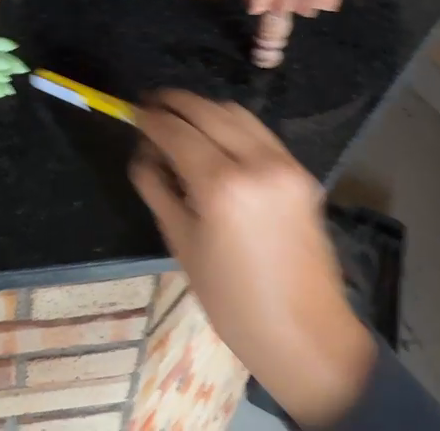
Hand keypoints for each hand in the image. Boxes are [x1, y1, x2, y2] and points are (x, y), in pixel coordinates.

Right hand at [131, 90, 375, 428]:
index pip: (175, 130)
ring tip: (179, 119)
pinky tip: (214, 139)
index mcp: (221, 185)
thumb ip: (157, 188)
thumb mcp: (181, 243)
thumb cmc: (232, 301)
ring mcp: (284, 165)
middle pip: (206, 109)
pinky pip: (258, 132)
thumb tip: (143, 155)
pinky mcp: (301, 174)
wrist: (307, 337)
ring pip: (235, 112)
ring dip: (203, 108)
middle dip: (173, 102)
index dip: (149, 118)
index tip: (131, 112)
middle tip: (150, 106)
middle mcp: (256, 163)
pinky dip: (231, 125)